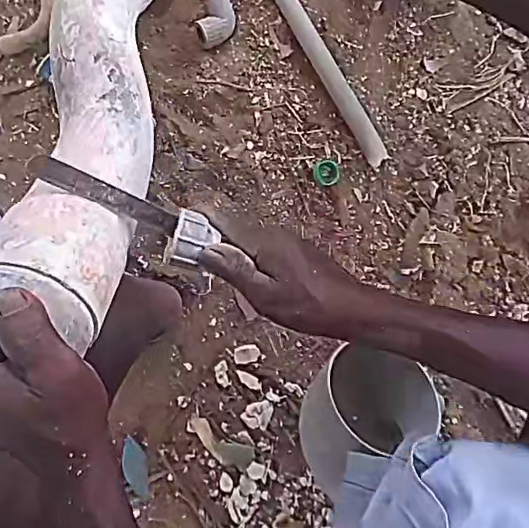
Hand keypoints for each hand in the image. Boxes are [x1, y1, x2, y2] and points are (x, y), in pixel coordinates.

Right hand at [197, 214, 374, 339]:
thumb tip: (206, 250)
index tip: (178, 226)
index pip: (221, 219)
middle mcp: (272, 233)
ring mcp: (284, 240)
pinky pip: (262, 252)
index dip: (196, 219)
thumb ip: (234, 271)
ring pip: (247, 245)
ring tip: (242, 295)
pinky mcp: (292, 250)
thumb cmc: (310, 306)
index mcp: (263, 241)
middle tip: (206, 275)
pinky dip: (252, 267)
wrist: (351, 308)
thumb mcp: (265, 296)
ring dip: (235, 263)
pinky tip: (261, 292)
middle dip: (215, 250)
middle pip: (231, 233)